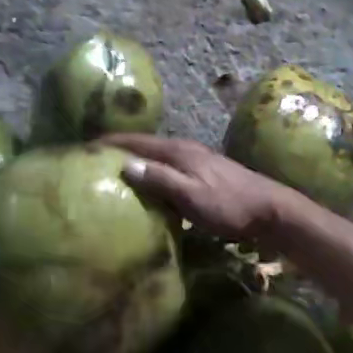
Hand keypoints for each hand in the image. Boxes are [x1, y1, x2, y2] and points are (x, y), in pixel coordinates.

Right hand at [103, 134, 293, 241]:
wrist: (270, 210)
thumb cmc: (230, 204)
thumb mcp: (191, 195)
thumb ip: (160, 179)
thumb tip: (124, 164)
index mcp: (180, 151)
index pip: (137, 141)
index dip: (111, 142)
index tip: (83, 146)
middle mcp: (187, 151)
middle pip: (146, 147)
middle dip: (120, 150)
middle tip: (92, 161)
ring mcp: (198, 162)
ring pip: (159, 159)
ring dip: (137, 163)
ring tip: (113, 174)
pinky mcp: (205, 176)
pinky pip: (170, 170)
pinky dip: (153, 175)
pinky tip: (148, 189)